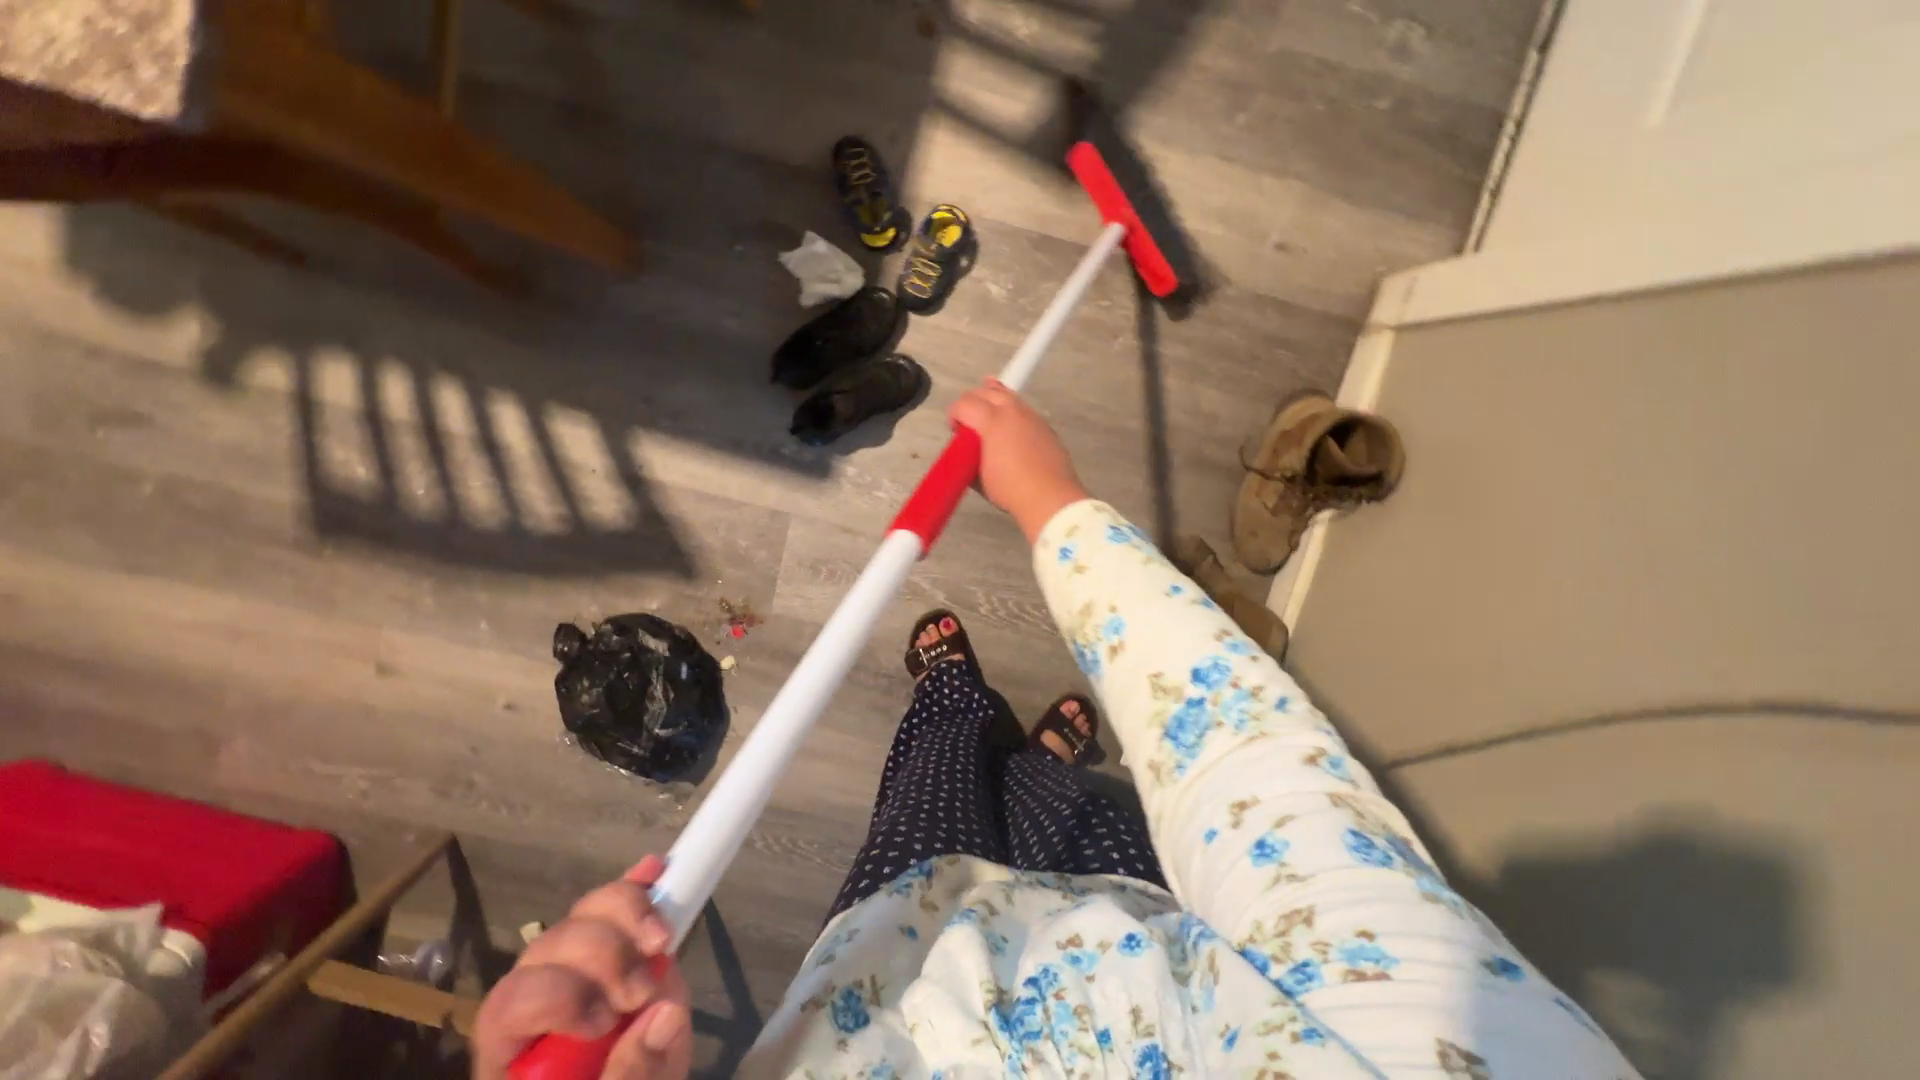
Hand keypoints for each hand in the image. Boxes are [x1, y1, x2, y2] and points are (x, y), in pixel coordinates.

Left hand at [472, 856, 691, 1079]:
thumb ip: (629, 1076)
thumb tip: (665, 1012)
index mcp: (512, 1052)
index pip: (510, 1003)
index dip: (557, 996)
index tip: (605, 1021)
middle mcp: (535, 999)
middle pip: (551, 948)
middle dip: (603, 956)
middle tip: (641, 993)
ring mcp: (576, 970)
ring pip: (585, 918)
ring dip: (627, 918)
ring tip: (660, 945)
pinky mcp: (615, 953)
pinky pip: (615, 910)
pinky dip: (637, 892)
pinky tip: (656, 872)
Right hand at [950, 380, 1089, 542]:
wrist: (1050, 497)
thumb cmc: (1009, 489)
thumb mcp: (978, 476)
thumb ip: (969, 457)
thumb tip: (967, 452)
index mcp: (991, 421)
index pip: (965, 403)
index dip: (953, 413)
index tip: (953, 428)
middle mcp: (1012, 411)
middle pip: (986, 392)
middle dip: (972, 401)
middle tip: (967, 419)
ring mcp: (1031, 416)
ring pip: (1008, 396)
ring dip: (994, 399)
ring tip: (987, 409)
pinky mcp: (1045, 427)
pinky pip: (1024, 410)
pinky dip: (1012, 412)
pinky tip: (1010, 423)